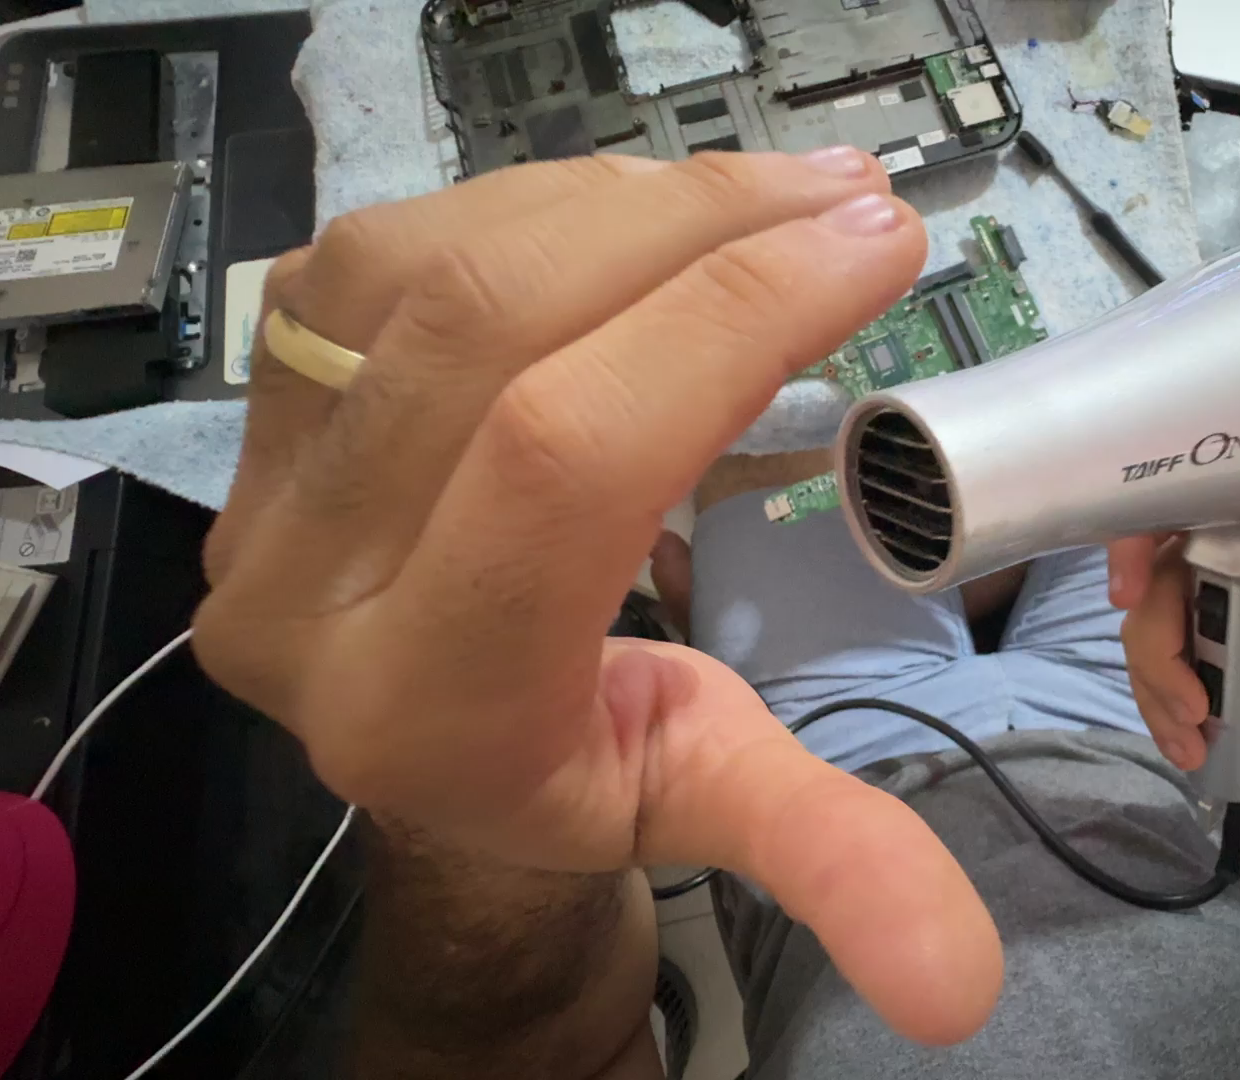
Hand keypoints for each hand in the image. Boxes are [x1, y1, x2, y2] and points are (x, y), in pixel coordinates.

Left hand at [193, 149, 1000, 1043]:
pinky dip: (563, 202)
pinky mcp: (288, 395)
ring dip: (649, 199)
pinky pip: (408, 244)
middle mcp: (316, 574)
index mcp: (437, 695)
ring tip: (784, 190)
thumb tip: (965, 979)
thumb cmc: (592, 766)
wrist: (451, 737)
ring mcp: (274, 469)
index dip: (744, 319)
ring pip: (451, 259)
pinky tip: (666, 210)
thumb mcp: (712, 806)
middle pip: (506, 324)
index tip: (882, 249)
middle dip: (714, 235)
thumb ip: (827, 864)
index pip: (574, 457)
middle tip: (856, 200)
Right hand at [1110, 523, 1239, 768]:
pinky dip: (1157, 714)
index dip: (1133, 547)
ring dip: (1157, 694)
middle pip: (1147, 593)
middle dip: (1158, 656)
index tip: (1128, 595)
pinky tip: (1184, 747)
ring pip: (1139, 638)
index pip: (1169, 518)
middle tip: (1191, 709)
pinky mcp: (1175, 648)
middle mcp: (1201, 561)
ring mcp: (1183, 606)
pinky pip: (1146, 674)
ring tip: (1192, 742)